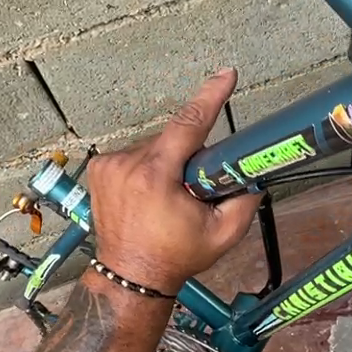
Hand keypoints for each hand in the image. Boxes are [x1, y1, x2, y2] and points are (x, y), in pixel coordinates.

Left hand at [85, 70, 262, 294]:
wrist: (131, 276)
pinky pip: (134, 154)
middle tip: (195, 187)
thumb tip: (253, 176)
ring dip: (167, 160)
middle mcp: (126, 165)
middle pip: (172, 138)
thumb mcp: (222, 234)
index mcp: (156, 177)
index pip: (188, 124)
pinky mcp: (98, 169)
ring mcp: (108, 166)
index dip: (211, 96)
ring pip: (152, 145)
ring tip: (168, 196)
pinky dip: (147, 166)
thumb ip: (244, 201)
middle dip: (189, 154)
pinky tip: (149, 192)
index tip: (226, 75)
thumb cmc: (175, 257)